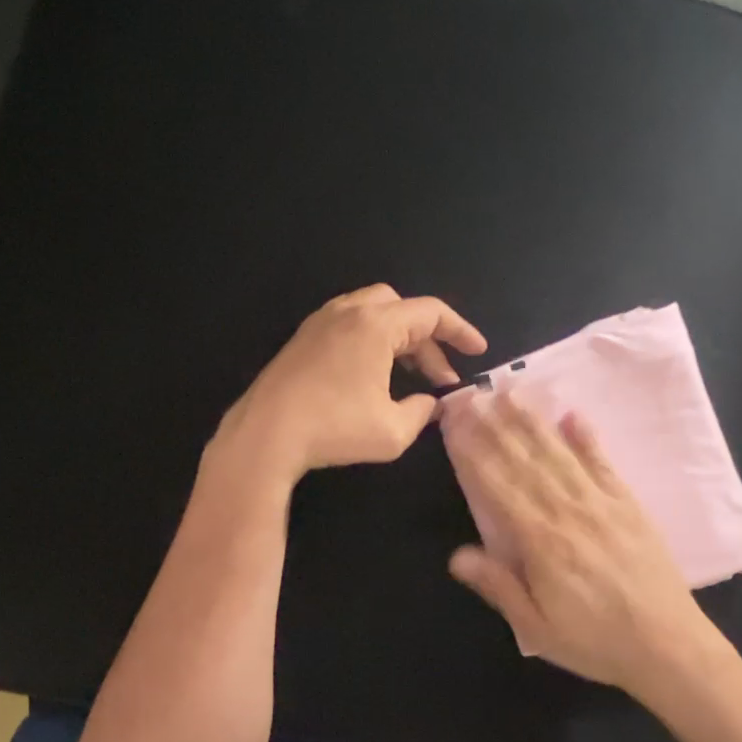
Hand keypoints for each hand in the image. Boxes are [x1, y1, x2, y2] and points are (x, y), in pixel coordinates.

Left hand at [217, 284, 486, 482]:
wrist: (265, 434)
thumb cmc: (334, 429)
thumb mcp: (392, 432)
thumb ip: (421, 413)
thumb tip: (429, 404)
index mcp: (375, 325)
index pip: (431, 313)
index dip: (460, 331)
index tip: (477, 351)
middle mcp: (348, 312)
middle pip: (402, 308)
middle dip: (428, 338)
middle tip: (439, 375)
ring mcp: (321, 322)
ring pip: (373, 312)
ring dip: (399, 338)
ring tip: (410, 375)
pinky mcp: (303, 339)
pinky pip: (349, 324)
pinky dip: (373, 341)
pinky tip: (373, 375)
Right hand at [442, 393, 725, 692]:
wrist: (668, 646)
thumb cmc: (595, 642)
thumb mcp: (536, 627)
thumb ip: (498, 586)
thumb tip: (456, 555)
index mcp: (540, 541)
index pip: (497, 486)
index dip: (472, 452)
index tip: (453, 422)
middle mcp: (568, 511)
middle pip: (523, 460)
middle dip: (493, 425)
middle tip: (471, 394)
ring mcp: (601, 503)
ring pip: (559, 453)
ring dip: (531, 421)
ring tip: (509, 393)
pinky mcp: (629, 505)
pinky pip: (603, 463)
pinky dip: (586, 438)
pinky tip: (571, 415)